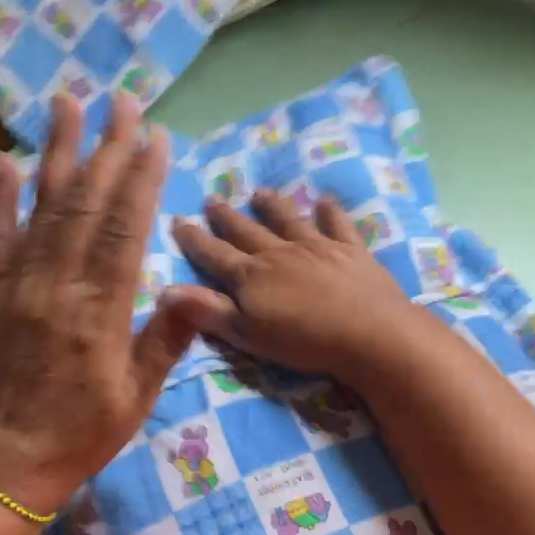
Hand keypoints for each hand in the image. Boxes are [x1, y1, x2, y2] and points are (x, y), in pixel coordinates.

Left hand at [0, 94, 215, 516]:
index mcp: (99, 312)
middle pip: (84, 204)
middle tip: (121, 103)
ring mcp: (19, 287)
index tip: (156, 138)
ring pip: (41, 208)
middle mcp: (57, 287)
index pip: (124, 229)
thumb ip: (164, 341)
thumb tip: (193, 290)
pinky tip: (3, 161)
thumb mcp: (137, 398)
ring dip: (56, 153)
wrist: (8, 461)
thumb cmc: (83, 433)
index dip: (142, 179)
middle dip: (106, 149)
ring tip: (66, 104)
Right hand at [171, 190, 426, 378]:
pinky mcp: (351, 251)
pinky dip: (330, 212)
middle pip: (247, 232)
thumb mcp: (247, 334)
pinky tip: (326, 201)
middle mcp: (279, 253)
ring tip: (259, 193)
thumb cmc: (303, 341)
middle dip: (227, 218)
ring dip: (272, 206)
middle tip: (211, 200)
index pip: (214, 255)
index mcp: (251, 277)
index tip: (178, 221)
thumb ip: (208, 311)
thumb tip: (165, 291)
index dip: (194, 240)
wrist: (368, 333)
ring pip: (288, 221)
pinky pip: (337, 225)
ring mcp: (317, 247)